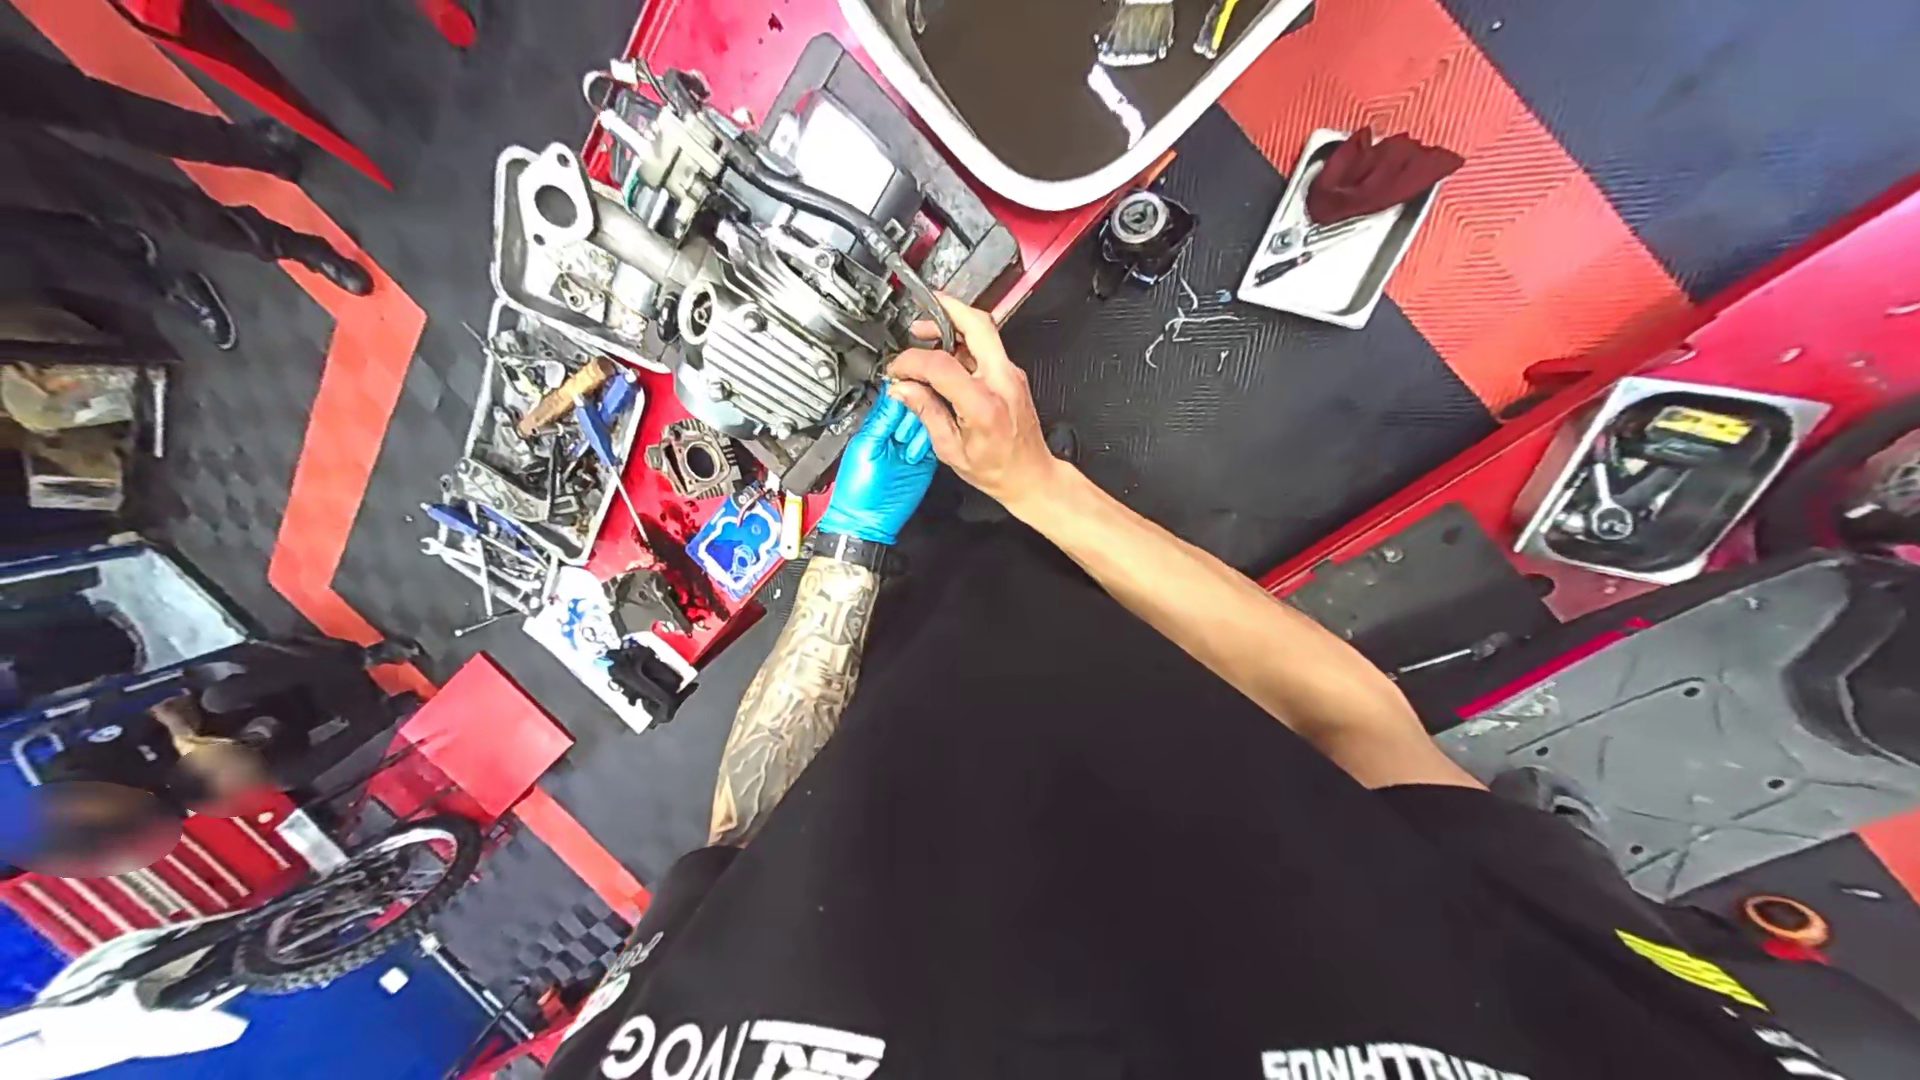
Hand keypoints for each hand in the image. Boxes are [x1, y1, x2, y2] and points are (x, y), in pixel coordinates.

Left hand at [815, 386, 937, 544]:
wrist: (869, 521)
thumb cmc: (857, 490)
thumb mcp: (866, 447)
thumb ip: (881, 419)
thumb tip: (892, 390)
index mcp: (876, 426)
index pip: (895, 397)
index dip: (905, 391)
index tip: (913, 387)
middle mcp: (895, 433)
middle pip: (916, 406)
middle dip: (915, 413)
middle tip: (906, 431)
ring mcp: (911, 446)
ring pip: (929, 422)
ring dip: (924, 431)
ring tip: (909, 449)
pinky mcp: (925, 461)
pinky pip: (937, 442)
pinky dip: (935, 441)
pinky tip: (925, 448)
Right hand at [888, 296, 1058, 513]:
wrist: (1030, 476)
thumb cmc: (997, 469)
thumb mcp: (951, 449)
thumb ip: (926, 412)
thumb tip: (903, 389)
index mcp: (983, 405)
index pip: (941, 364)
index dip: (912, 361)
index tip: (898, 370)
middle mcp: (1002, 383)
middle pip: (976, 324)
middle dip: (943, 313)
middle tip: (919, 321)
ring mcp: (1011, 375)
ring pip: (984, 331)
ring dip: (953, 326)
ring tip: (927, 337)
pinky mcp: (1012, 375)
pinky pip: (987, 347)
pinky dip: (964, 343)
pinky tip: (947, 357)